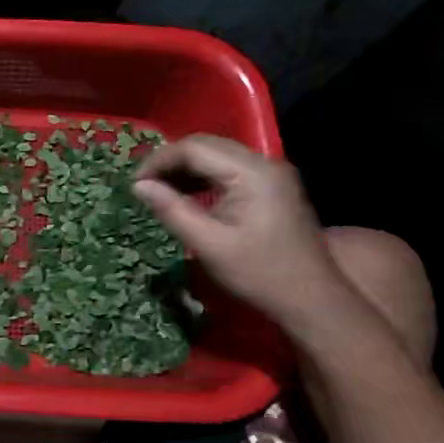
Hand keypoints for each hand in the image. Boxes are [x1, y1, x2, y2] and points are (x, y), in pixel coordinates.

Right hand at [132, 135, 347, 330]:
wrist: (309, 296)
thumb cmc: (257, 273)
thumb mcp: (208, 244)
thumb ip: (172, 210)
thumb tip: (138, 186)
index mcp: (250, 172)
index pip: (194, 148)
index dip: (159, 161)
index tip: (135, 185)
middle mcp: (264, 162)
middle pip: (206, 145)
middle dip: (170, 161)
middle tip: (143, 186)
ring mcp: (271, 172)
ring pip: (217, 155)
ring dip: (186, 169)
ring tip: (160, 192)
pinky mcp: (272, 185)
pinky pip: (230, 169)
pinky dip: (204, 178)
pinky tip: (187, 196)